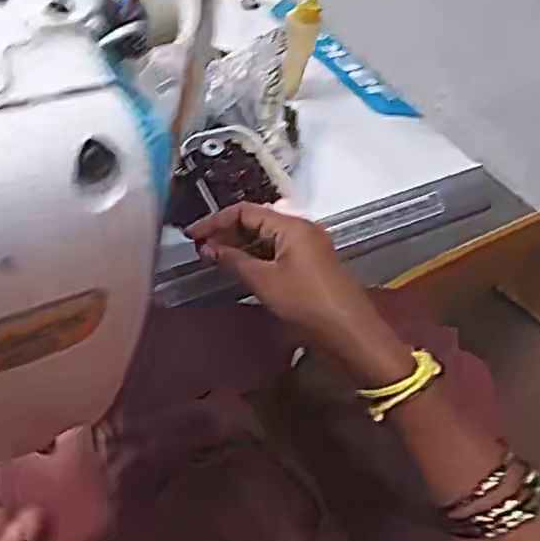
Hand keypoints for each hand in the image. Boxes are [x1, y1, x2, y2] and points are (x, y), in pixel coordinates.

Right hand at [185, 203, 392, 353]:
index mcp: (291, 225)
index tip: (192, 235)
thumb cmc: (304, 301)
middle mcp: (300, 227)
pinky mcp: (309, 260)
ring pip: (265, 235)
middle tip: (200, 247)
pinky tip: (238, 265)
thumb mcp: (262, 280)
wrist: (347, 330)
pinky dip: (254, 254)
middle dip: (225, 231)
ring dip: (239, 244)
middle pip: (256, 219)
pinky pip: (275, 248)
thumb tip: (206, 248)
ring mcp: (307, 243)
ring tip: (214, 257)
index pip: (245, 211)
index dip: (214, 221)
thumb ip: (231, 259)